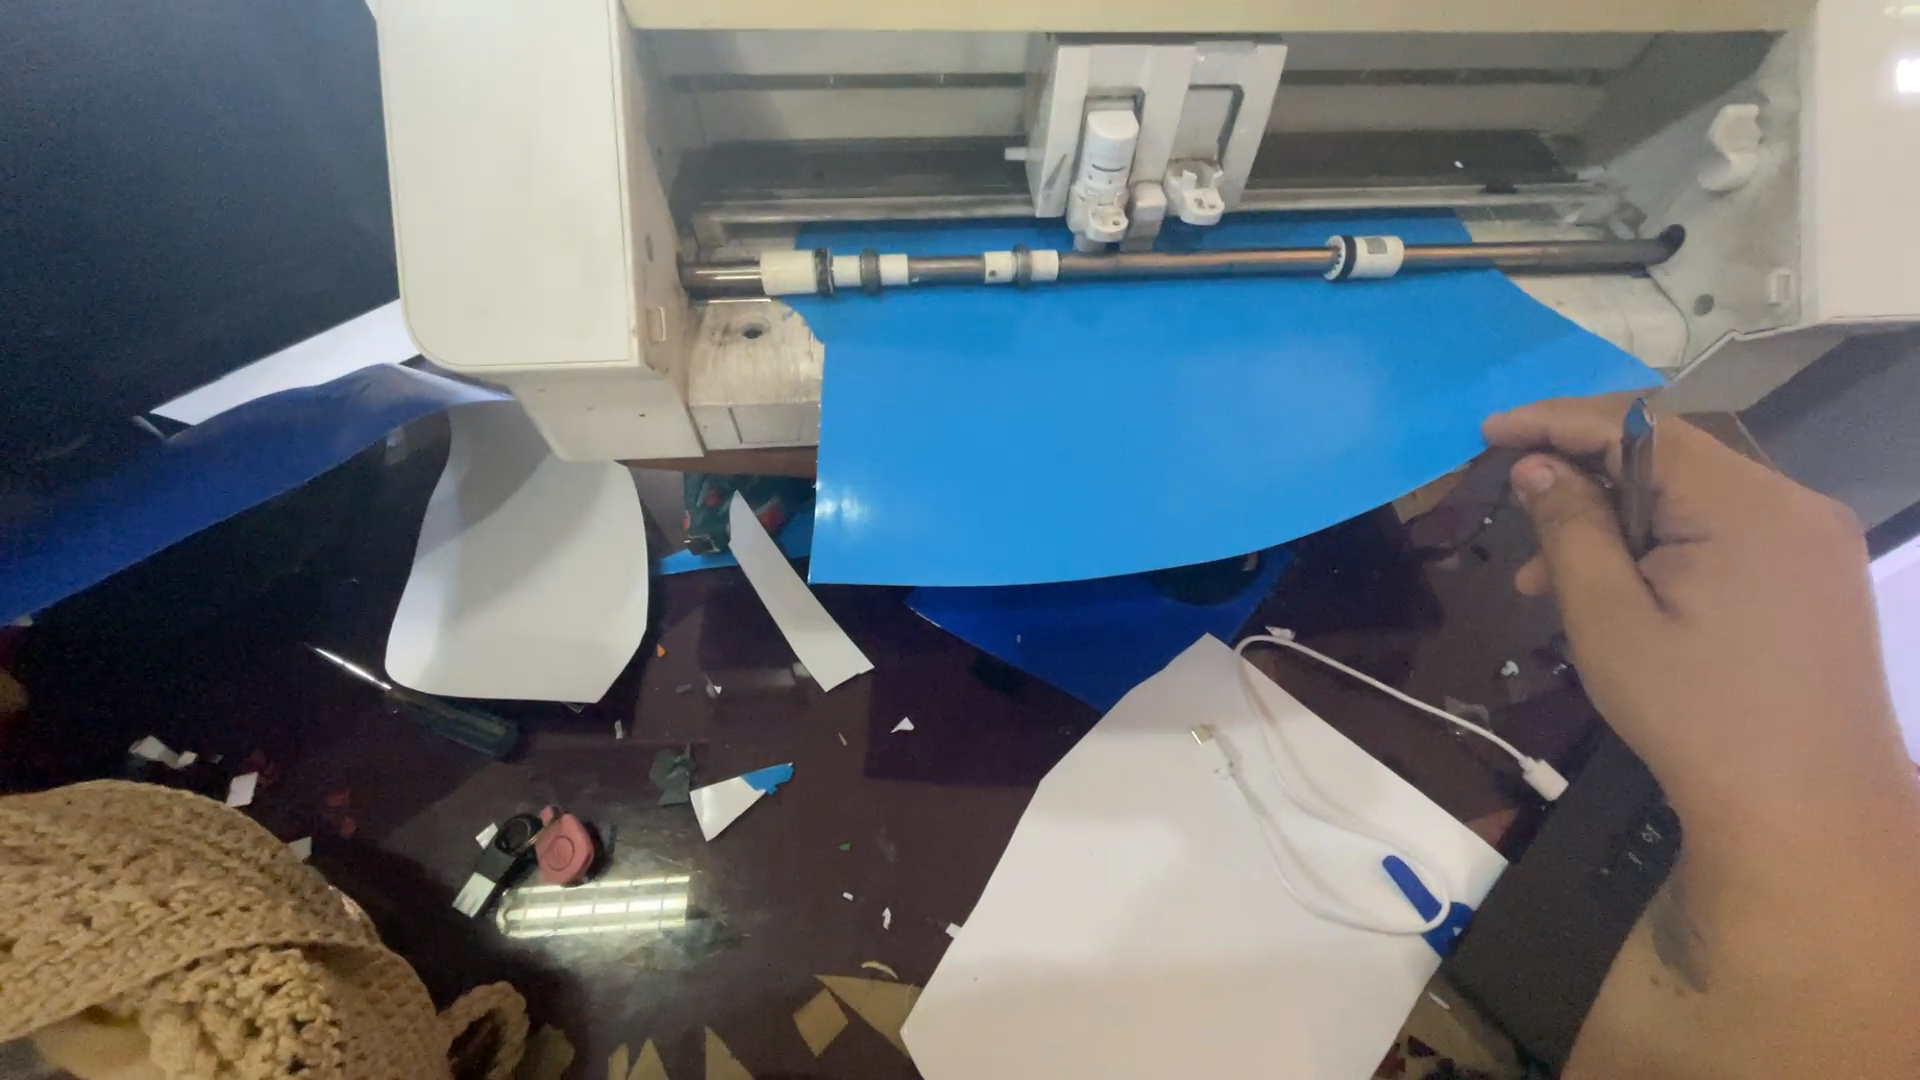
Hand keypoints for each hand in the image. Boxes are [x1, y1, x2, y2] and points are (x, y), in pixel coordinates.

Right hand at [1482, 393, 1908, 843]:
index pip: (1641, 427)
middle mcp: (1791, 507)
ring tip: (1540, 575)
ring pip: (1681, 497)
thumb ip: (1568, 526)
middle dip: (1577, 472)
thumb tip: (1536, 465)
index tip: (1488, 431)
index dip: (1556, 419)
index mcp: (1749, 508)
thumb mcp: (1604, 613)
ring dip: (1603, 517)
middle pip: (1665, 456)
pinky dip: (1644, 544)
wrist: (1803, 806)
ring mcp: (1805, 541)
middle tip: (1510, 503)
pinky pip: (1708, 531)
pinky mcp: (1801, 574)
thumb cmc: (1690, 706)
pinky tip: (1601, 589)